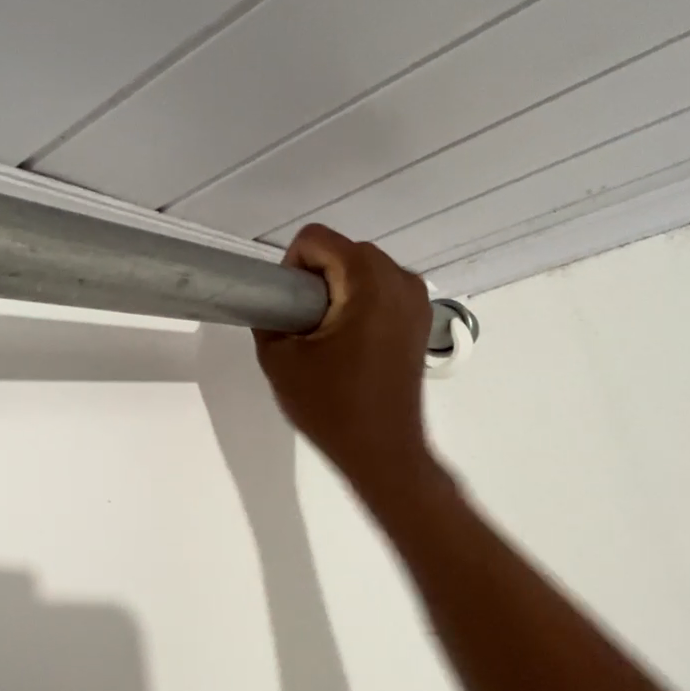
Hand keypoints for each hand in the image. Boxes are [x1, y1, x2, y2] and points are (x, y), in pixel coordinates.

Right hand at [253, 225, 435, 485]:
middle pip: (343, 250)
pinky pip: (382, 290)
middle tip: (301, 324)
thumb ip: (269, 317)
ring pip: (364, 268)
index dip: (292, 267)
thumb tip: (273, 302)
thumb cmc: (330, 405)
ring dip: (338, 289)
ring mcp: (417, 300)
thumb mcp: (278, 359)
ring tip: (324, 336)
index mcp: (367, 282)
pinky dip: (360, 302)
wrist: (382, 451)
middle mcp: (400, 280)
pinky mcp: (421, 320)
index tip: (288, 307)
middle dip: (316, 277)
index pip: (317, 239)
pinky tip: (348, 344)